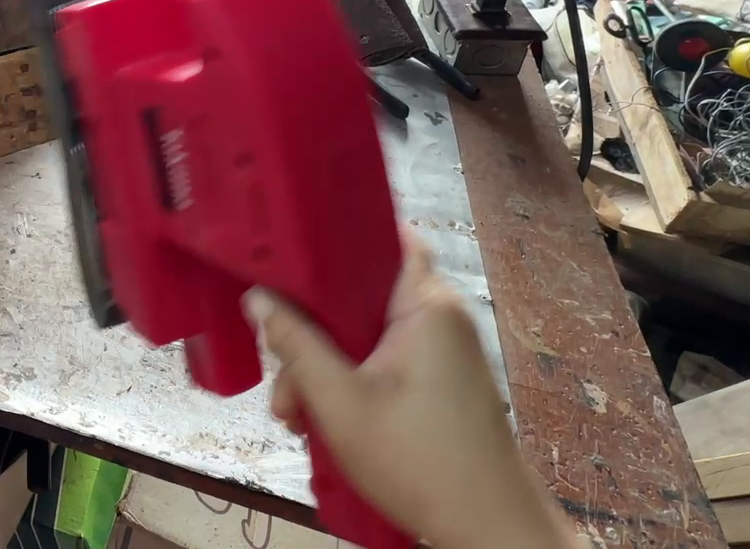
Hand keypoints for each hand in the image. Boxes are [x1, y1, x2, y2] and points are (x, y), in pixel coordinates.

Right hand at [246, 232, 578, 548]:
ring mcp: (440, 351)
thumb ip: (294, 342)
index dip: (340, 231)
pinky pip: (380, 357)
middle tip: (281, 374)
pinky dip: (348, 378)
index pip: (388, 235)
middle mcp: (438, 317)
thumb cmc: (418, 461)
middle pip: (358, 294)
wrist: (493, 540)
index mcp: (425, 305)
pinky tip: (319, 418)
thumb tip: (257, 297)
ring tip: (295, 413)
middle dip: (311, 330)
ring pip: (362, 332)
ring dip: (323, 364)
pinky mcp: (437, 380)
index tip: (292, 243)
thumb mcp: (338, 400)